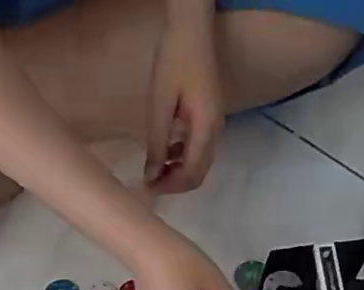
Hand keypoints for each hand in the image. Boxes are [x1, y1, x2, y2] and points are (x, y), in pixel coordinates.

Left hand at [145, 10, 223, 195]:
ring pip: (199, 164)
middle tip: (150, 183)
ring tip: (154, 169)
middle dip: (174, 184)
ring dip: (178, 172)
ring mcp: (216, 123)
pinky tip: (166, 151)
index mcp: (206, 127)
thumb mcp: (160, 106)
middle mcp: (216, 130)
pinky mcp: (210, 117)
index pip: (191, 174)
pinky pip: (199, 149)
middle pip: (198, 174)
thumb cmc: (174, 61)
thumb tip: (151, 178)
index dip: (170, 186)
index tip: (148, 187)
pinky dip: (182, 157)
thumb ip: (157, 145)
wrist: (191, 28)